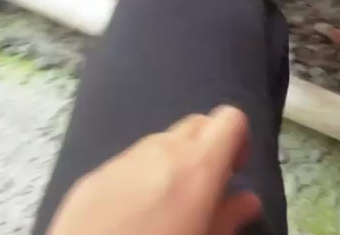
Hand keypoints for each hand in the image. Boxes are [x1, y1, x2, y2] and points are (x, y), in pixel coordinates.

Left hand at [47, 106, 262, 234]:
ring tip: (161, 210)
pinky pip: (127, 164)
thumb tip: (247, 199)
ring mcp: (124, 161)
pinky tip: (125, 221)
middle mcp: (163, 151)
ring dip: (171, 163)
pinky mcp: (92, 178)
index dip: (238, 140)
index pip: (231, 118)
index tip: (233, 173)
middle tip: (201, 191)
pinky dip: (138, 179)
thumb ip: (229, 218)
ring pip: (160, 143)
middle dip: (206, 148)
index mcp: (198, 166)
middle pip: (197, 124)